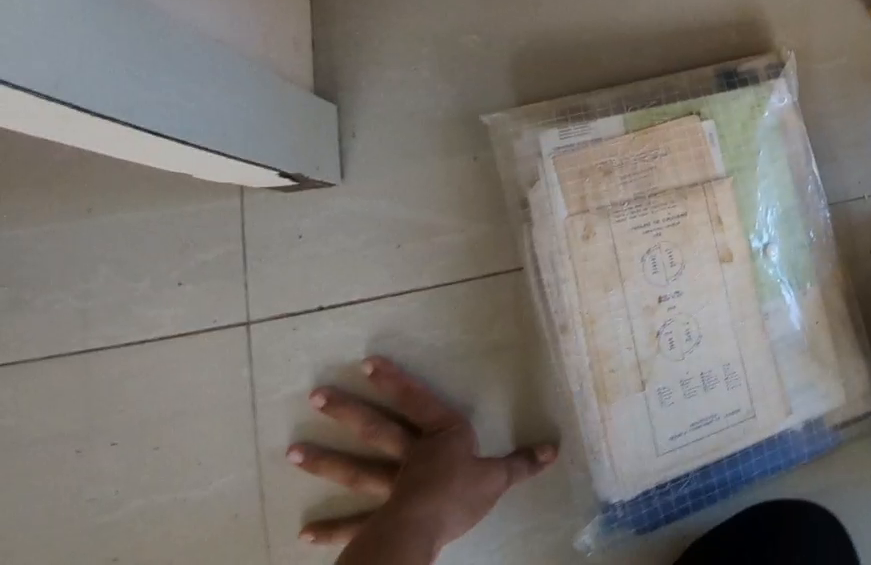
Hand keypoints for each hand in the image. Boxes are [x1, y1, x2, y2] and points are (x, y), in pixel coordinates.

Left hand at [287, 356, 557, 556]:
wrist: (422, 532)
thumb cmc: (460, 495)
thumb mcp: (499, 477)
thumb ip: (523, 462)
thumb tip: (554, 448)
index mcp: (443, 438)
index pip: (419, 402)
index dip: (396, 382)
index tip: (368, 362)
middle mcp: (412, 457)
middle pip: (379, 430)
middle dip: (349, 412)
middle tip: (317, 395)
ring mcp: (390, 488)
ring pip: (357, 470)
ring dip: (324, 462)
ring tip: (291, 451)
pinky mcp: (378, 520)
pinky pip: (353, 522)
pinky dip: (330, 528)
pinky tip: (304, 531)